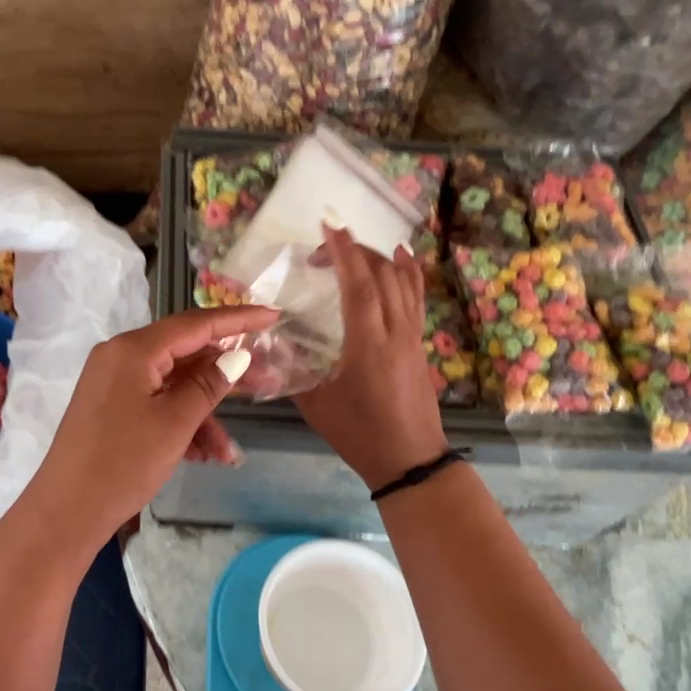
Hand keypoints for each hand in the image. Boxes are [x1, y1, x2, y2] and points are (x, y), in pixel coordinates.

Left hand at [16, 305, 277, 544]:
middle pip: (185, 353)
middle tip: (269, 383)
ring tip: (228, 453)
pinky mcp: (111, 407)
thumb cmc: (123, 463)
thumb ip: (209, 384)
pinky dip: (182, 424)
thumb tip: (238, 355)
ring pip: (173, 385)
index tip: (274, 316)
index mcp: (133, 349)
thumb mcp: (175, 423)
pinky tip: (204, 456)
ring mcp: (114, 382)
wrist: (66, 511)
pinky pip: (156, 403)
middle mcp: (121, 356)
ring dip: (204, 414)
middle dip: (226, 374)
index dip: (238, 320)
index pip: (196, 323)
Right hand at [295, 227, 448, 490]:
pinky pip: (416, 298)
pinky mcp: (419, 344)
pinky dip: (408, 273)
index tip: (328, 230)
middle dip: (355, 251)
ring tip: (354, 246)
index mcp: (367, 344)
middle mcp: (394, 332)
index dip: (343, 253)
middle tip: (323, 248)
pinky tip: (402, 257)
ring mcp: (412, 336)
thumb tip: (271, 342)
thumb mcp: (315, 404)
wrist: (409, 460)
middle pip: (382, 275)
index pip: (358, 285)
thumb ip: (292, 369)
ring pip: (403, 282)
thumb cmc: (359, 434)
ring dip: (378, 258)